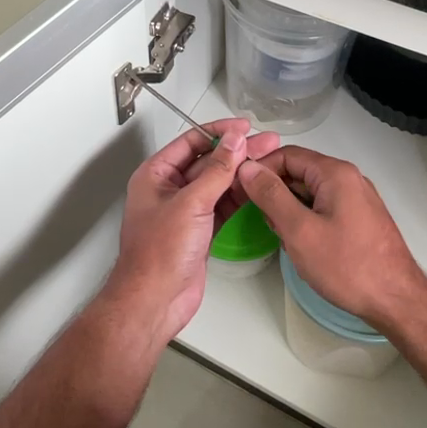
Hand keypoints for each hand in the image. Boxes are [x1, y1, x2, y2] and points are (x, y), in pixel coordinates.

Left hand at [100, 118, 281, 343]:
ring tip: (272, 160)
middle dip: (237, 152)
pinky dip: (240, 196)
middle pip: (207, 161)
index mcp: (156, 175)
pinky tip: (260, 187)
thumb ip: (216, 171)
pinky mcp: (200, 231)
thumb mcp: (190, 203)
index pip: (191, 142)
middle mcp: (169, 189)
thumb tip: (236, 141)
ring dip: (242, 173)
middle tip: (268, 142)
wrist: (155, 300)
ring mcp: (185, 211)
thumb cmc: (159, 253)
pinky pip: (223, 205)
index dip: (219, 132)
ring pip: (218, 184)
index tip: (246, 127)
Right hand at [238, 146, 426, 332]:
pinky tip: (304, 248)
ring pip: (309, 194)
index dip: (260, 170)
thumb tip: (247, 167)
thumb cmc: (347, 266)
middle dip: (275, 194)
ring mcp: (357, 200)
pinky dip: (307, 222)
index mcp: (335, 173)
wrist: (397, 302)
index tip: (240, 192)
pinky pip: (323, 209)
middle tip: (266, 223)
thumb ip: (271, 195)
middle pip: (299, 173)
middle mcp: (349, 179)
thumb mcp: (299, 230)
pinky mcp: (360, 220)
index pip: (287, 155)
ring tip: (286, 240)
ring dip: (290, 212)